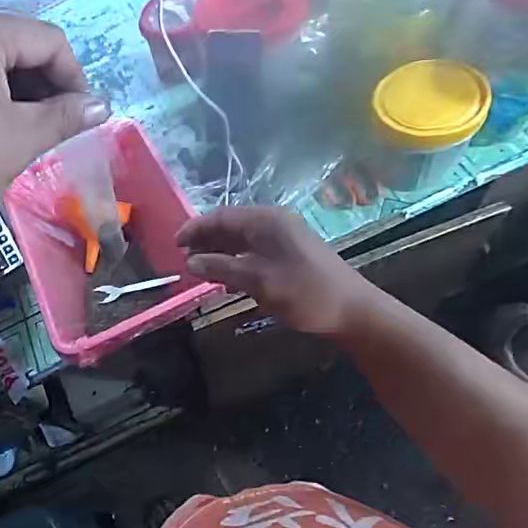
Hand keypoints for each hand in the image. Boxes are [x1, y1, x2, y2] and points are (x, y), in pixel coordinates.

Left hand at [0, 8, 106, 246]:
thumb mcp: (18, 140)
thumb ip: (65, 116)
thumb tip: (102, 106)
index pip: (48, 40)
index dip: (75, 79)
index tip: (84, 119)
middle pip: (18, 45)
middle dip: (45, 87)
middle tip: (57, 130)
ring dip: (18, 94)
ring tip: (27, 135)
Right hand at [177, 207, 380, 335]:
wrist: (353, 311)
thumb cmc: (304, 293)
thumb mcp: (257, 281)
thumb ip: (221, 268)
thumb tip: (190, 262)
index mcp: (266, 221)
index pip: (221, 216)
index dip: (195, 229)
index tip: (174, 245)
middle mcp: (274, 223)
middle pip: (230, 225)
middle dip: (205, 240)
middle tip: (184, 260)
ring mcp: (284, 237)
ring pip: (242, 239)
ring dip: (220, 252)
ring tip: (199, 270)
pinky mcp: (291, 254)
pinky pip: (255, 251)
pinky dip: (236, 261)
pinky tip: (227, 278)